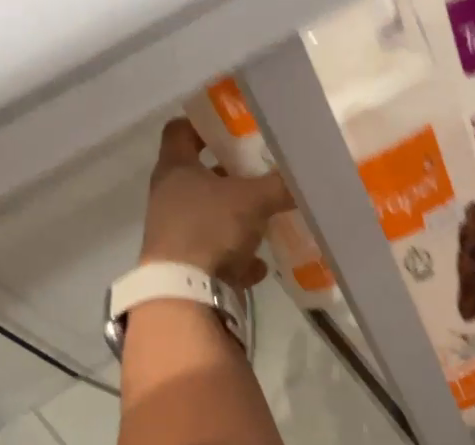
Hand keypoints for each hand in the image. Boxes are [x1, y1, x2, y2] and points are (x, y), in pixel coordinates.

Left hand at [139, 119, 295, 287]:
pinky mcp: (191, 267)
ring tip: (267, 219)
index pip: (180, 131)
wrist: (187, 289)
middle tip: (260, 174)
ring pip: (211, 218)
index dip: (203, 124)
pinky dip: (239, 259)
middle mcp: (170, 198)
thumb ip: (278, 186)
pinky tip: (260, 264)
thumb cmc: (211, 228)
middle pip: (200, 177)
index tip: (230, 126)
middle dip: (230, 176)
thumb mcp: (252, 200)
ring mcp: (179, 234)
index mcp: (175, 169)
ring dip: (236, 219)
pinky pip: (220, 256)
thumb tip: (303, 175)